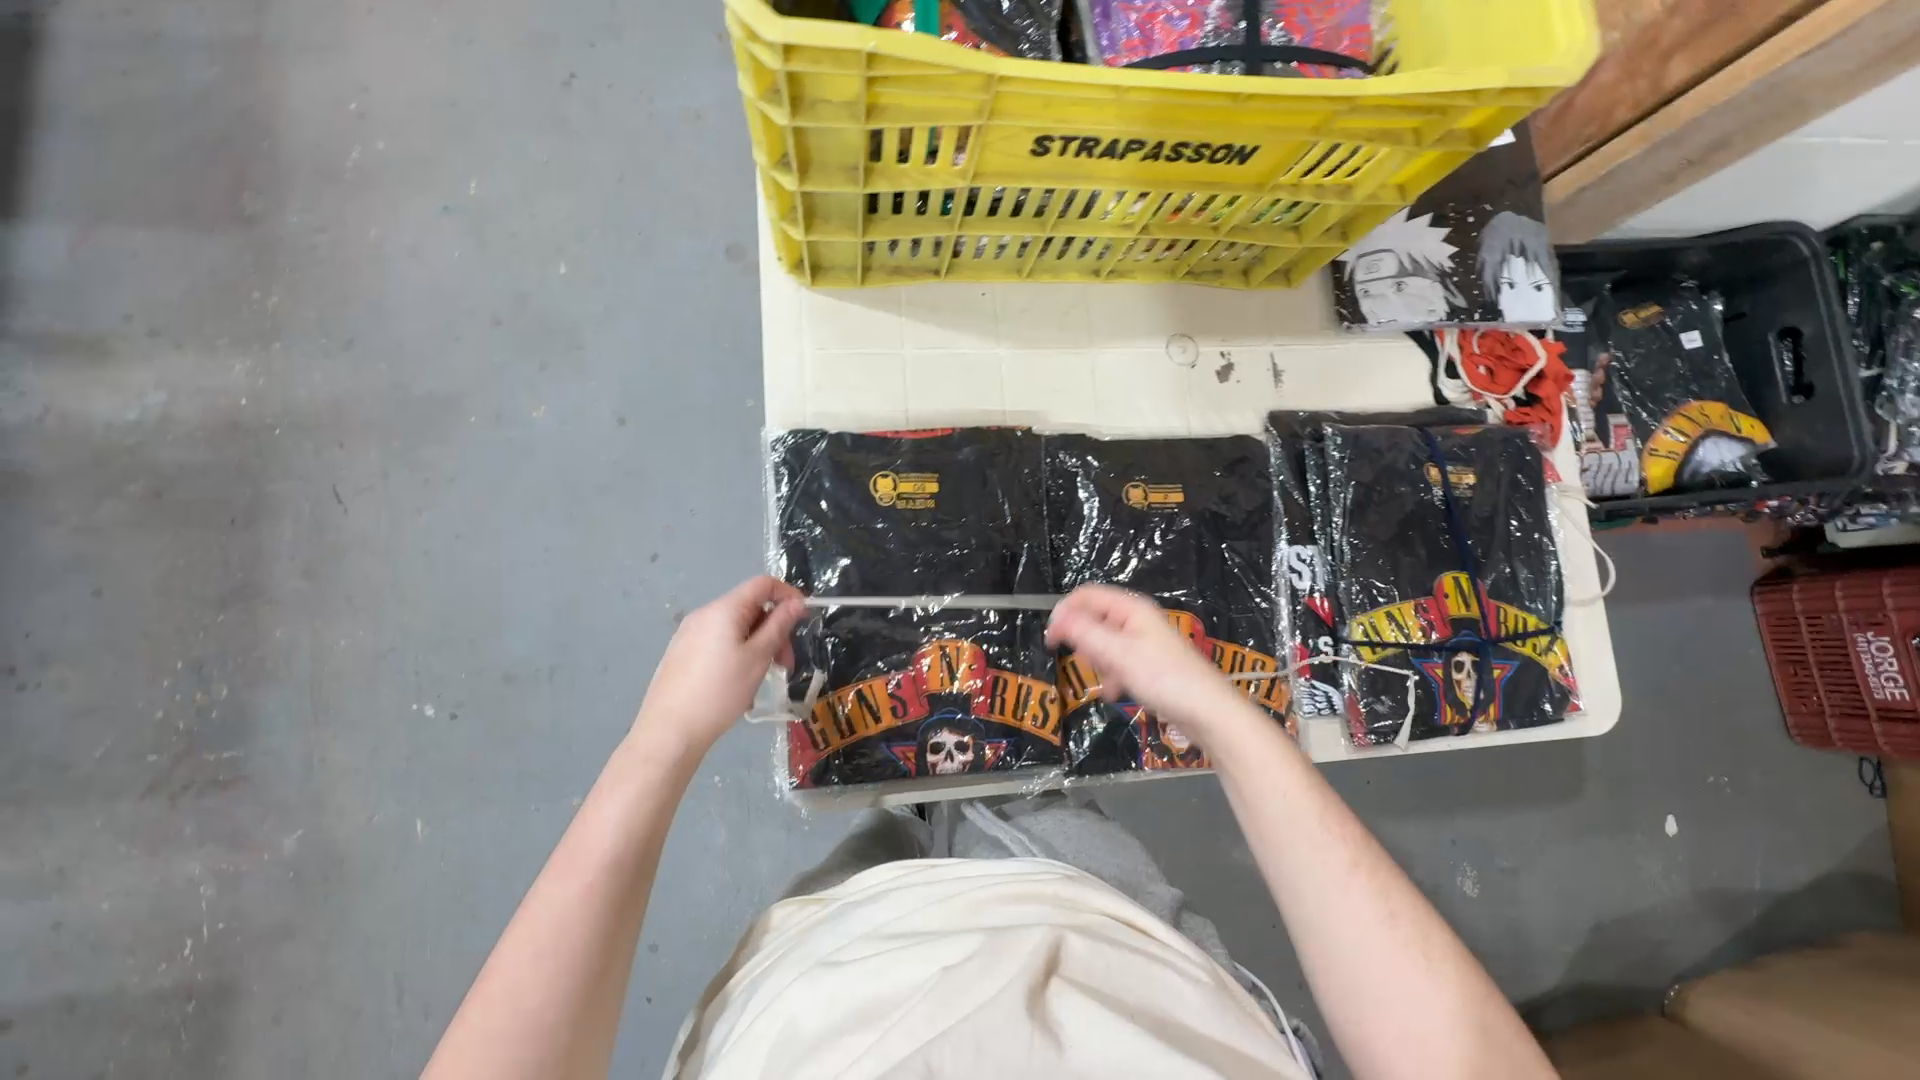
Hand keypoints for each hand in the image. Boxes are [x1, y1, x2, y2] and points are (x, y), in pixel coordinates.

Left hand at [632, 576, 806, 761]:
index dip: (788, 595)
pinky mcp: (682, 652)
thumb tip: (796, 603)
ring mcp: (689, 633)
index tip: (804, 620)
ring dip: (758, 645)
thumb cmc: (720, 691)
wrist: (670, 730)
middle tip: (785, 665)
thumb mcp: (758, 658)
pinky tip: (739, 683)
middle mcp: (704, 614)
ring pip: (735, 628)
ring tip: (762, 678)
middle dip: (774, 630)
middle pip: (750, 608)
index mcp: (724, 609)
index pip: (762, 584)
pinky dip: (738, 653)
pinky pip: (719, 642)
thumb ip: (779, 626)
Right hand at [1045, 585, 1244, 744]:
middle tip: (1085, 664)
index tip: (1051, 639)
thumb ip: (1085, 634)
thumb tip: (1056, 617)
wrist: (1208, 712)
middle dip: (1084, 644)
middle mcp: (1136, 621)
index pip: (1086, 596)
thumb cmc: (1165, 679)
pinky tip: (1117, 693)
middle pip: (1093, 620)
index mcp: (1131, 609)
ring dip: (1098, 664)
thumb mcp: (1119, 655)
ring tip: (1107, 681)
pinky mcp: (1148, 665)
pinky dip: (1112, 677)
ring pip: (1103, 645)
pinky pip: (1117, 664)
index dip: (1065, 612)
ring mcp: (1143, 643)